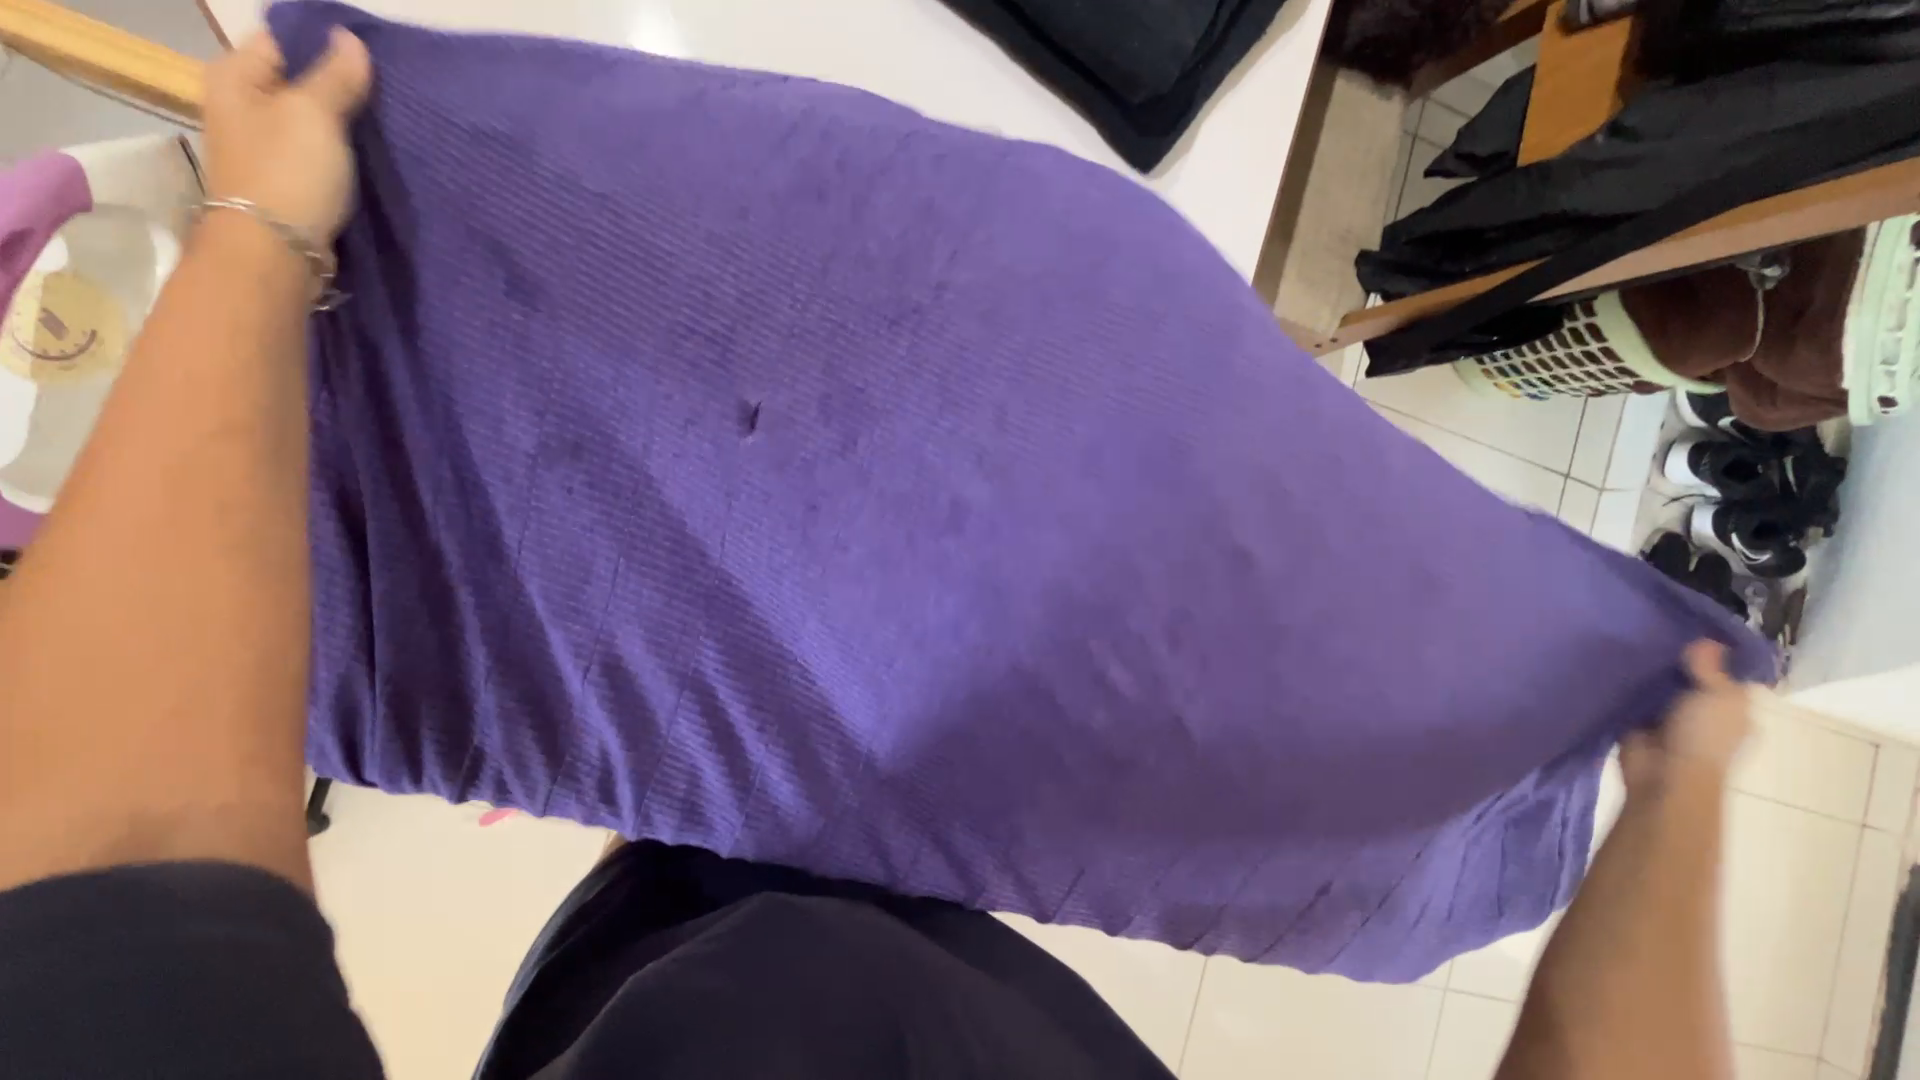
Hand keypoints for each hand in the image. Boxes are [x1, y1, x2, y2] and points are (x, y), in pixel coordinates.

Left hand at [203, 28, 372, 243]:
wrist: (276, 250)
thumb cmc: (288, 172)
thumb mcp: (315, 114)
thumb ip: (335, 75)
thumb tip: (349, 38)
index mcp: (234, 77)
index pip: (282, 41)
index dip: (324, 47)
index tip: (370, 62)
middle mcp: (241, 106)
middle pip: (298, 83)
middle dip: (339, 87)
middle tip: (385, 95)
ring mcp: (263, 146)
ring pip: (312, 122)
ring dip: (345, 125)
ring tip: (384, 126)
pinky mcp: (287, 180)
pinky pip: (319, 154)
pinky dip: (343, 155)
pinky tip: (370, 158)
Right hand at [1620, 641, 1752, 797]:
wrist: (1664, 773)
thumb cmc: (1704, 737)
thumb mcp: (1719, 697)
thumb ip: (1711, 669)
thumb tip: (1709, 641)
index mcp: (1734, 712)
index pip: (1727, 680)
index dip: (1715, 658)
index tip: (1694, 634)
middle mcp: (1704, 715)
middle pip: (1690, 681)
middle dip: (1676, 662)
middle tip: (1655, 630)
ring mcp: (1669, 720)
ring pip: (1660, 689)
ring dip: (1648, 673)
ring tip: (1630, 640)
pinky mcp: (1638, 723)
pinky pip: (1631, 699)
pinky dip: (1624, 687)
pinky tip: (1613, 664)